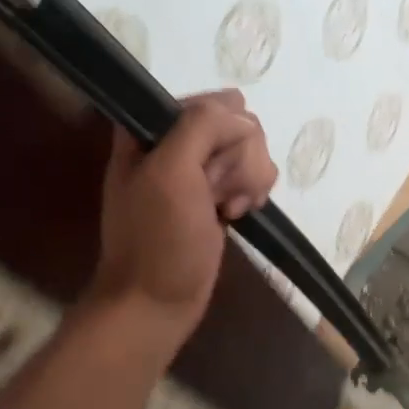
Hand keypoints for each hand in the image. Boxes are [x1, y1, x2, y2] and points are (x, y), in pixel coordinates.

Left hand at [86, 91, 278, 333]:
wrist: (155, 305)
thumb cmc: (157, 240)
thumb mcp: (169, 173)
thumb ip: (202, 127)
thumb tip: (243, 120)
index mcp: (152, 126)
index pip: (217, 103)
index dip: (225, 133)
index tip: (207, 169)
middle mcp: (176, 140)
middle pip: (242, 124)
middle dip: (239, 161)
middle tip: (213, 194)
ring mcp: (199, 167)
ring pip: (253, 147)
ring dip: (248, 179)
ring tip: (225, 208)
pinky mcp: (217, 191)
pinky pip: (255, 170)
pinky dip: (254, 191)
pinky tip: (236, 213)